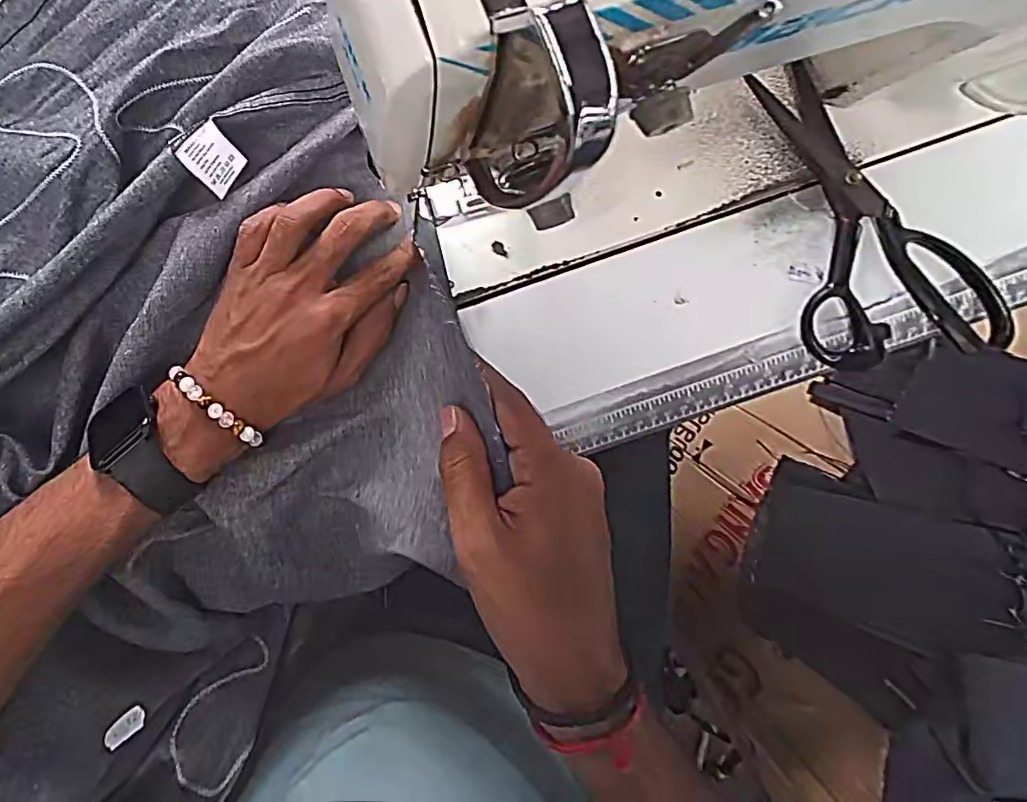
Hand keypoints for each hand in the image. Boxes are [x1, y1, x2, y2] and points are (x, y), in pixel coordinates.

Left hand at [165, 188, 415, 479]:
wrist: (226, 395)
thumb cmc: (280, 388)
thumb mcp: (341, 376)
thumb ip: (374, 334)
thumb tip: (396, 297)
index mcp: (326, 319)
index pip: (376, 275)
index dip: (400, 256)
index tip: (408, 248)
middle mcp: (296, 290)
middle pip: (342, 233)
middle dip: (373, 214)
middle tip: (386, 212)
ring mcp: (265, 276)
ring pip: (296, 220)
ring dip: (323, 200)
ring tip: (343, 197)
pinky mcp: (240, 271)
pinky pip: (255, 227)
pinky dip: (276, 211)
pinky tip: (294, 210)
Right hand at [439, 363, 627, 717]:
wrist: (576, 667)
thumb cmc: (531, 612)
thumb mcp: (476, 538)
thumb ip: (462, 469)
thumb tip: (453, 418)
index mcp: (554, 473)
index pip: (512, 403)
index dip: (480, 378)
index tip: (455, 360)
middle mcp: (577, 472)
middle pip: (519, 423)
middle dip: (480, 421)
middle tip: (442, 431)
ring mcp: (584, 490)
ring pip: (528, 447)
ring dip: (495, 450)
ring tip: (463, 477)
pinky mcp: (582, 506)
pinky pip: (540, 468)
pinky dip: (512, 470)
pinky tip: (490, 497)